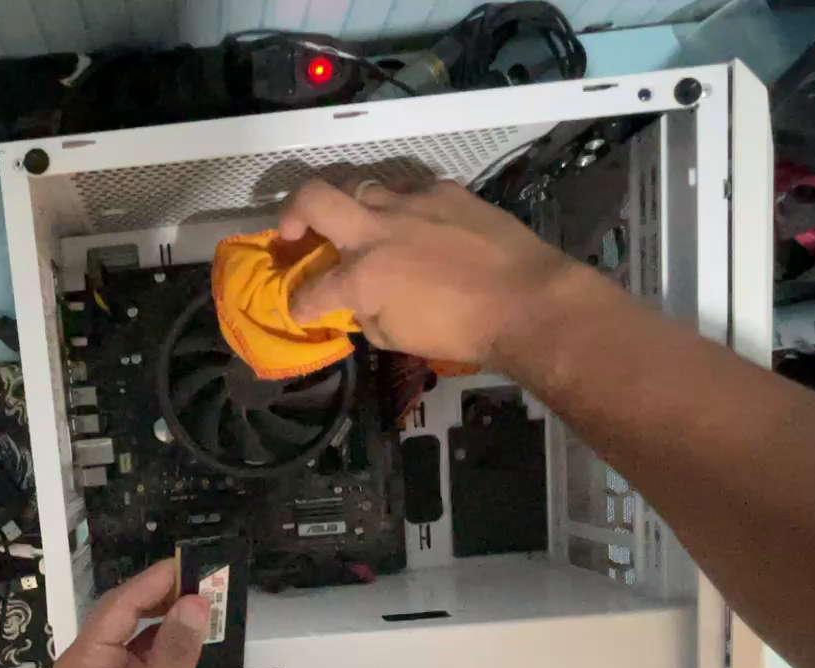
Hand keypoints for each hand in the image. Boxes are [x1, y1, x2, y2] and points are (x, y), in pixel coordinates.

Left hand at [49, 559, 209, 667]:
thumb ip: (177, 652)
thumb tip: (195, 602)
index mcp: (83, 665)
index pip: (119, 606)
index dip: (154, 582)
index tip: (189, 563)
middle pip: (124, 623)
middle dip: (162, 602)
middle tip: (205, 584)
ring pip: (134, 648)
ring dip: (167, 630)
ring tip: (205, 610)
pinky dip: (165, 660)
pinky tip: (191, 652)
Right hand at [278, 178, 606, 375]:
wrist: (524, 299)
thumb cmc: (457, 331)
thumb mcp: (394, 338)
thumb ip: (364, 314)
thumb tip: (356, 303)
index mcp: (362, 276)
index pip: (310, 290)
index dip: (298, 304)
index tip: (299, 309)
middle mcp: (377, 229)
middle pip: (313, 197)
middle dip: (290, 213)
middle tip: (291, 231)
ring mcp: (410, 201)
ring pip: (357, 181)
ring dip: (342, 201)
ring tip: (349, 221)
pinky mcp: (442, 188)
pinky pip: (402, 186)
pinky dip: (391, 202)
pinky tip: (404, 220)